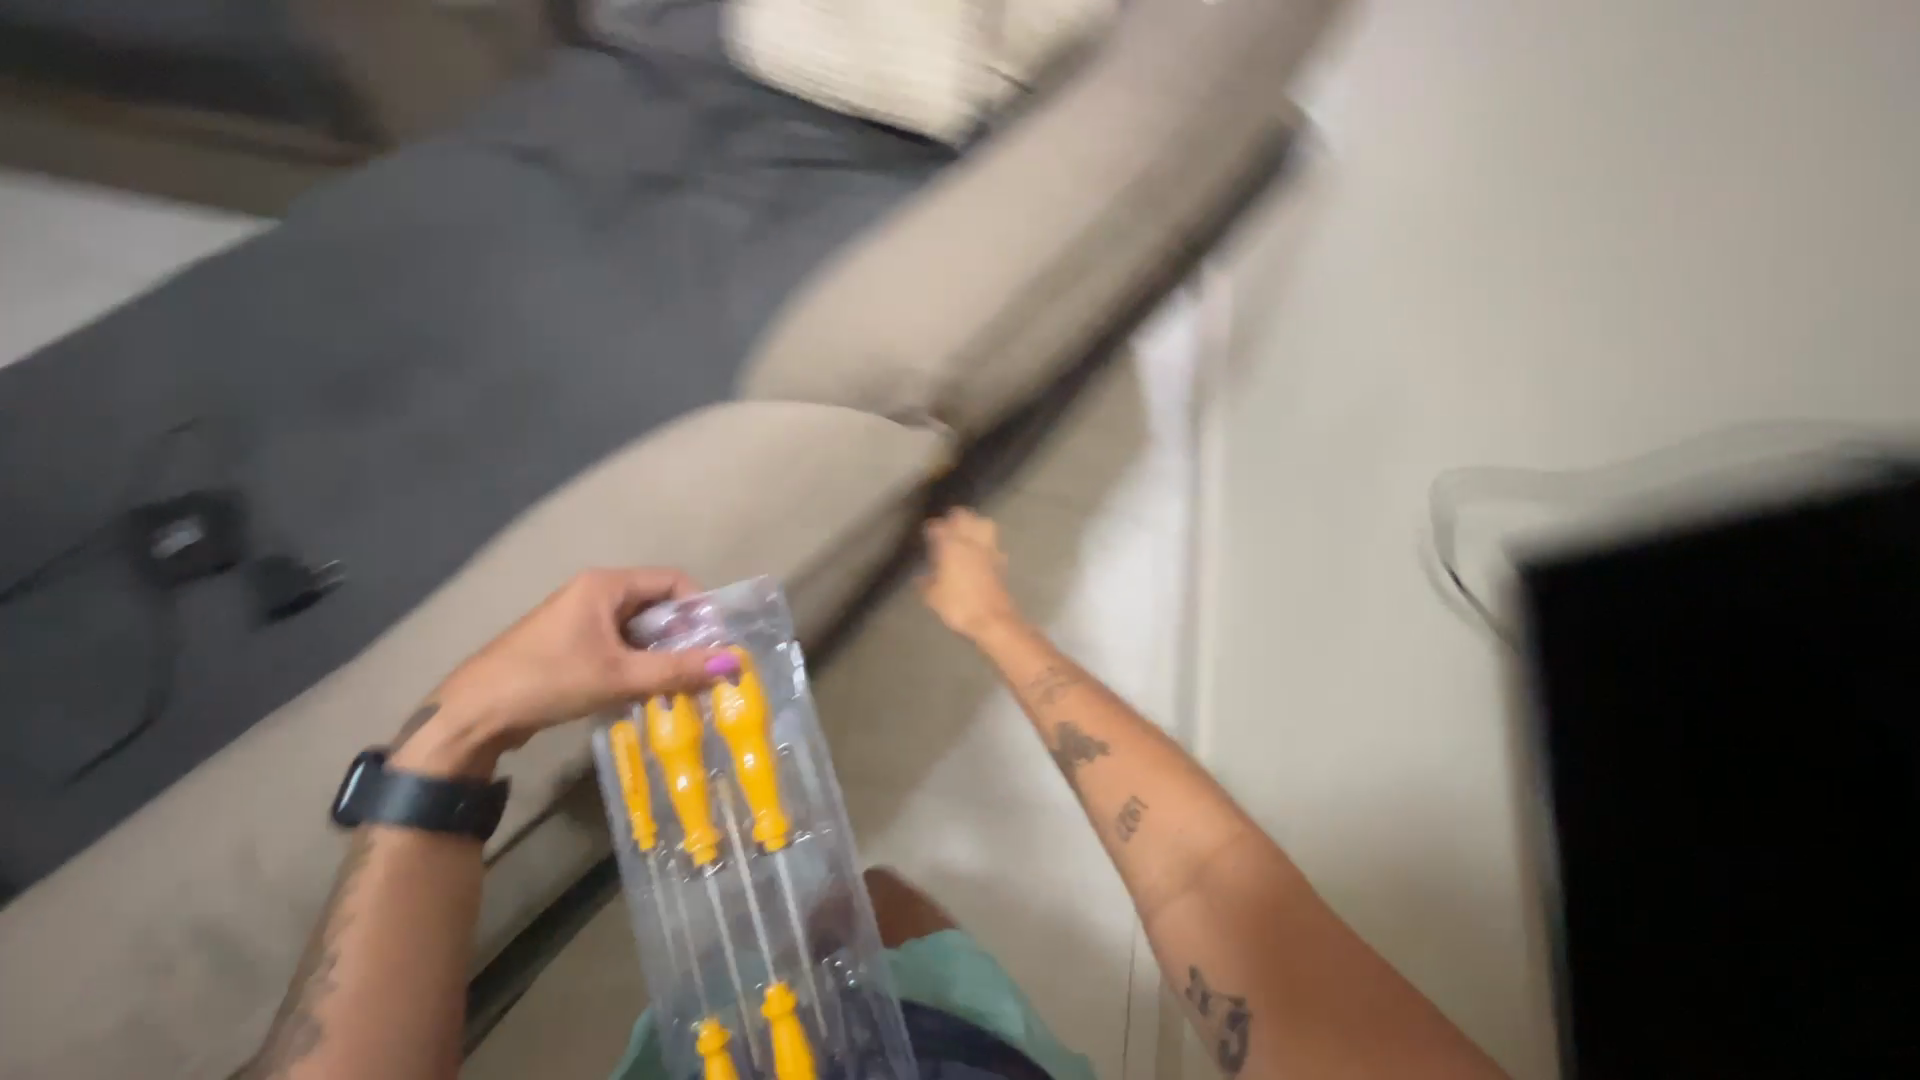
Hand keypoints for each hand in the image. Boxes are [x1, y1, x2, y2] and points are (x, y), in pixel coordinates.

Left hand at [392, 568, 737, 776]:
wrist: (474, 714)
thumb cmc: (549, 681)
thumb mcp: (620, 676)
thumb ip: (679, 669)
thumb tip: (733, 663)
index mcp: (606, 585)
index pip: (673, 581)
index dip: (699, 608)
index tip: (715, 643)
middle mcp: (594, 592)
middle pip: (657, 604)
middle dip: (683, 636)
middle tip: (702, 669)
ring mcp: (579, 618)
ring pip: (639, 629)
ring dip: (661, 654)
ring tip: (679, 685)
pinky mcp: (570, 643)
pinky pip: (619, 644)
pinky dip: (638, 663)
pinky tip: (646, 691)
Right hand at [918, 508, 1023, 641]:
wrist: (993, 619)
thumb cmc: (958, 606)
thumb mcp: (933, 597)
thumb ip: (925, 583)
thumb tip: (920, 578)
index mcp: (951, 547)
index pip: (939, 528)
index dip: (933, 527)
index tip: (928, 531)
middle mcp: (971, 543)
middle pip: (965, 517)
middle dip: (956, 517)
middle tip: (948, 524)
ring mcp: (989, 550)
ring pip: (984, 524)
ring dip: (975, 524)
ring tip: (967, 531)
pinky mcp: (1000, 561)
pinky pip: (992, 543)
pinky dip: (986, 542)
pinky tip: (981, 551)